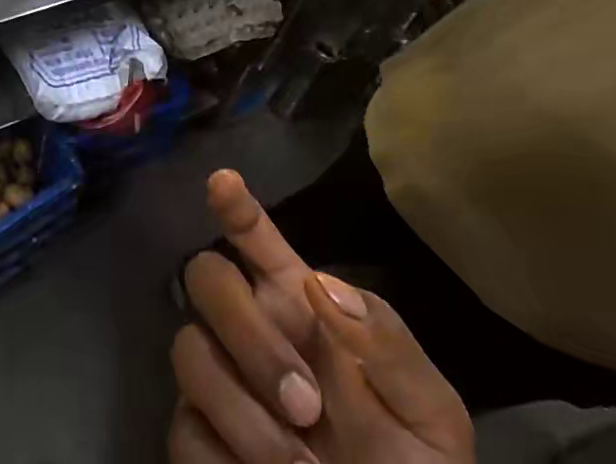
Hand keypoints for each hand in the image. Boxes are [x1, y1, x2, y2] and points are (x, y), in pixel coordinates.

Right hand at [169, 172, 474, 463]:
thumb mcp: (431, 413)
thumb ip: (389, 345)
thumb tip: (322, 286)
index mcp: (301, 308)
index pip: (257, 240)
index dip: (236, 207)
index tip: (222, 180)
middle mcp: (250, 331)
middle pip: (206, 276)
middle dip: (246, 330)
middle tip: (307, 403)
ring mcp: (217, 382)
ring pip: (188, 350)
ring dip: (245, 411)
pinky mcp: (195, 440)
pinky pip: (184, 428)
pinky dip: (228, 459)